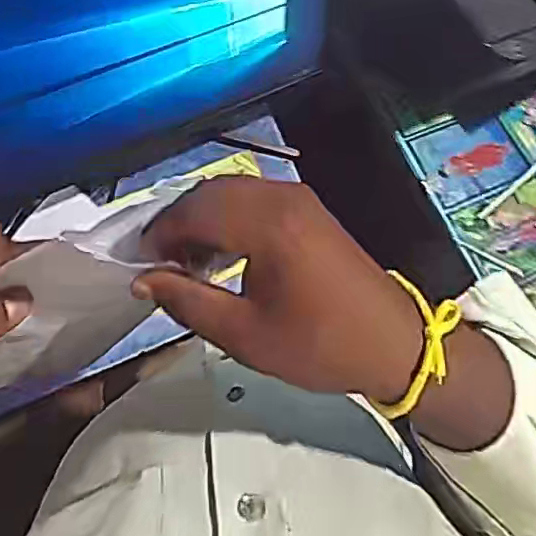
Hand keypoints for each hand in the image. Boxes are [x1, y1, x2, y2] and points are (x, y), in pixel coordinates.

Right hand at [131, 177, 424, 402]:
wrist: (394, 342)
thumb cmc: (321, 344)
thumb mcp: (246, 335)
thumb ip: (188, 302)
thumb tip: (144, 280)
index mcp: (267, 224)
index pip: (194, 212)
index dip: (160, 235)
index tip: (140, 263)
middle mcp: (279, 196)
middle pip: (207, 193)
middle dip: (176, 222)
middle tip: (159, 262)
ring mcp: (295, 196)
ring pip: (227, 190)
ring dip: (199, 216)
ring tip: (186, 259)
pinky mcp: (304, 204)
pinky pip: (249, 196)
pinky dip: (224, 215)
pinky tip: (219, 249)